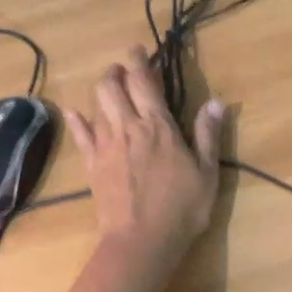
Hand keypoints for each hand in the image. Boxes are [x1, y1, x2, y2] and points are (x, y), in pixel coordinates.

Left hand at [64, 47, 225, 269]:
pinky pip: (81, 134)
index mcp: (159, 127)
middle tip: (124, 69)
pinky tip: (75, 112)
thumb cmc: (182, 209)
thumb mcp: (207, 173)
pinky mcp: (92, 164)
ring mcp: (105, 145)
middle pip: (111, 86)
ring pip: (96, 105)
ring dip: (102, 90)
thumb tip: (216, 103)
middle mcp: (128, 128)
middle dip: (116, 71)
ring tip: (110, 88)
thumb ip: (208, 136)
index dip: (139, 61)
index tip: (138, 49)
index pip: (144, 82)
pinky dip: (78, 119)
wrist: (141, 241)